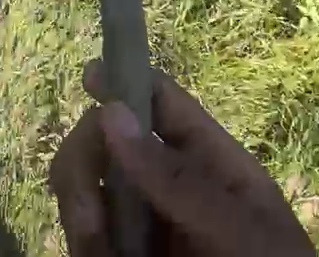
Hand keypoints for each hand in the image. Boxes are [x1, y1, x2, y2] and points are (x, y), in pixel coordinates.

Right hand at [48, 61, 314, 256]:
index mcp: (211, 163)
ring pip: (84, 177)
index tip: (90, 79)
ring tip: (92, 246)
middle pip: (107, 134)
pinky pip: (84, 229)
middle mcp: (170, 182)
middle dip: (86, 160)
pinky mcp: (122, 250)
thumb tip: (112, 113)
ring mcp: (145, 220)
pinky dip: (80, 240)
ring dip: (76, 202)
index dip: (125, 78)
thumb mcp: (243, 235)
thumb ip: (180, 180)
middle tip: (88, 218)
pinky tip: (93, 255)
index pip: (162, 100)